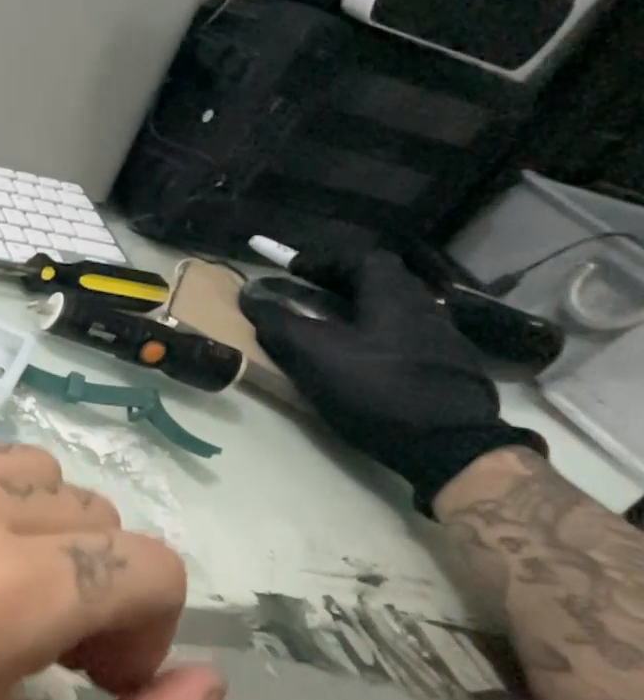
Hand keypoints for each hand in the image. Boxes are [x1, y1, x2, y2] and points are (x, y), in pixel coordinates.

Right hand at [240, 250, 544, 512]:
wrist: (448, 441)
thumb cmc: (376, 390)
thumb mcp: (316, 357)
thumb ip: (280, 325)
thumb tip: (251, 294)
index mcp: (393, 297)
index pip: (363, 258)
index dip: (326, 260)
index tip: (294, 270)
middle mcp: (423, 307)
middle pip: (382, 280)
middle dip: (342, 281)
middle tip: (308, 292)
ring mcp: (440, 336)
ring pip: (395, 307)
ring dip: (360, 307)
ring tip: (330, 323)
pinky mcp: (446, 364)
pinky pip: (405, 333)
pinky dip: (377, 332)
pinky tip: (362, 355)